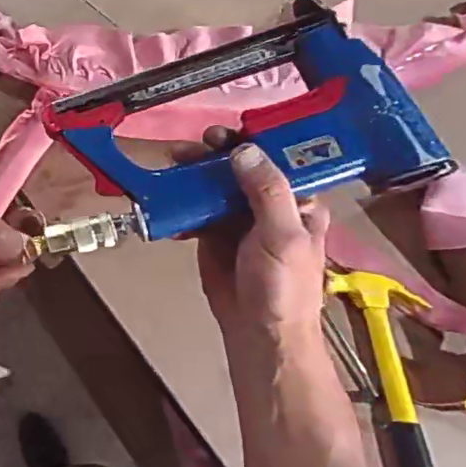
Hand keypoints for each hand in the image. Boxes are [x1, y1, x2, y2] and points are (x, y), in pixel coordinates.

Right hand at [179, 126, 329, 331]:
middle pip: (238, 167)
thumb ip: (266, 191)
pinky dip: (181, 201)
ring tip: (173, 164)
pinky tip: (169, 198)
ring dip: (193, 173)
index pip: (276, 159)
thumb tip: (243, 150)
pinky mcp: (213, 233)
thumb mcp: (283, 235)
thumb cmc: (283, 287)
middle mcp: (268, 204)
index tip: (226, 133)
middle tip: (190, 149)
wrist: (258, 333)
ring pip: (214, 184)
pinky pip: (196, 208)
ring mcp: (238, 218)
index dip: (252, 141)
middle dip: (214, 154)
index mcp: (296, 201)